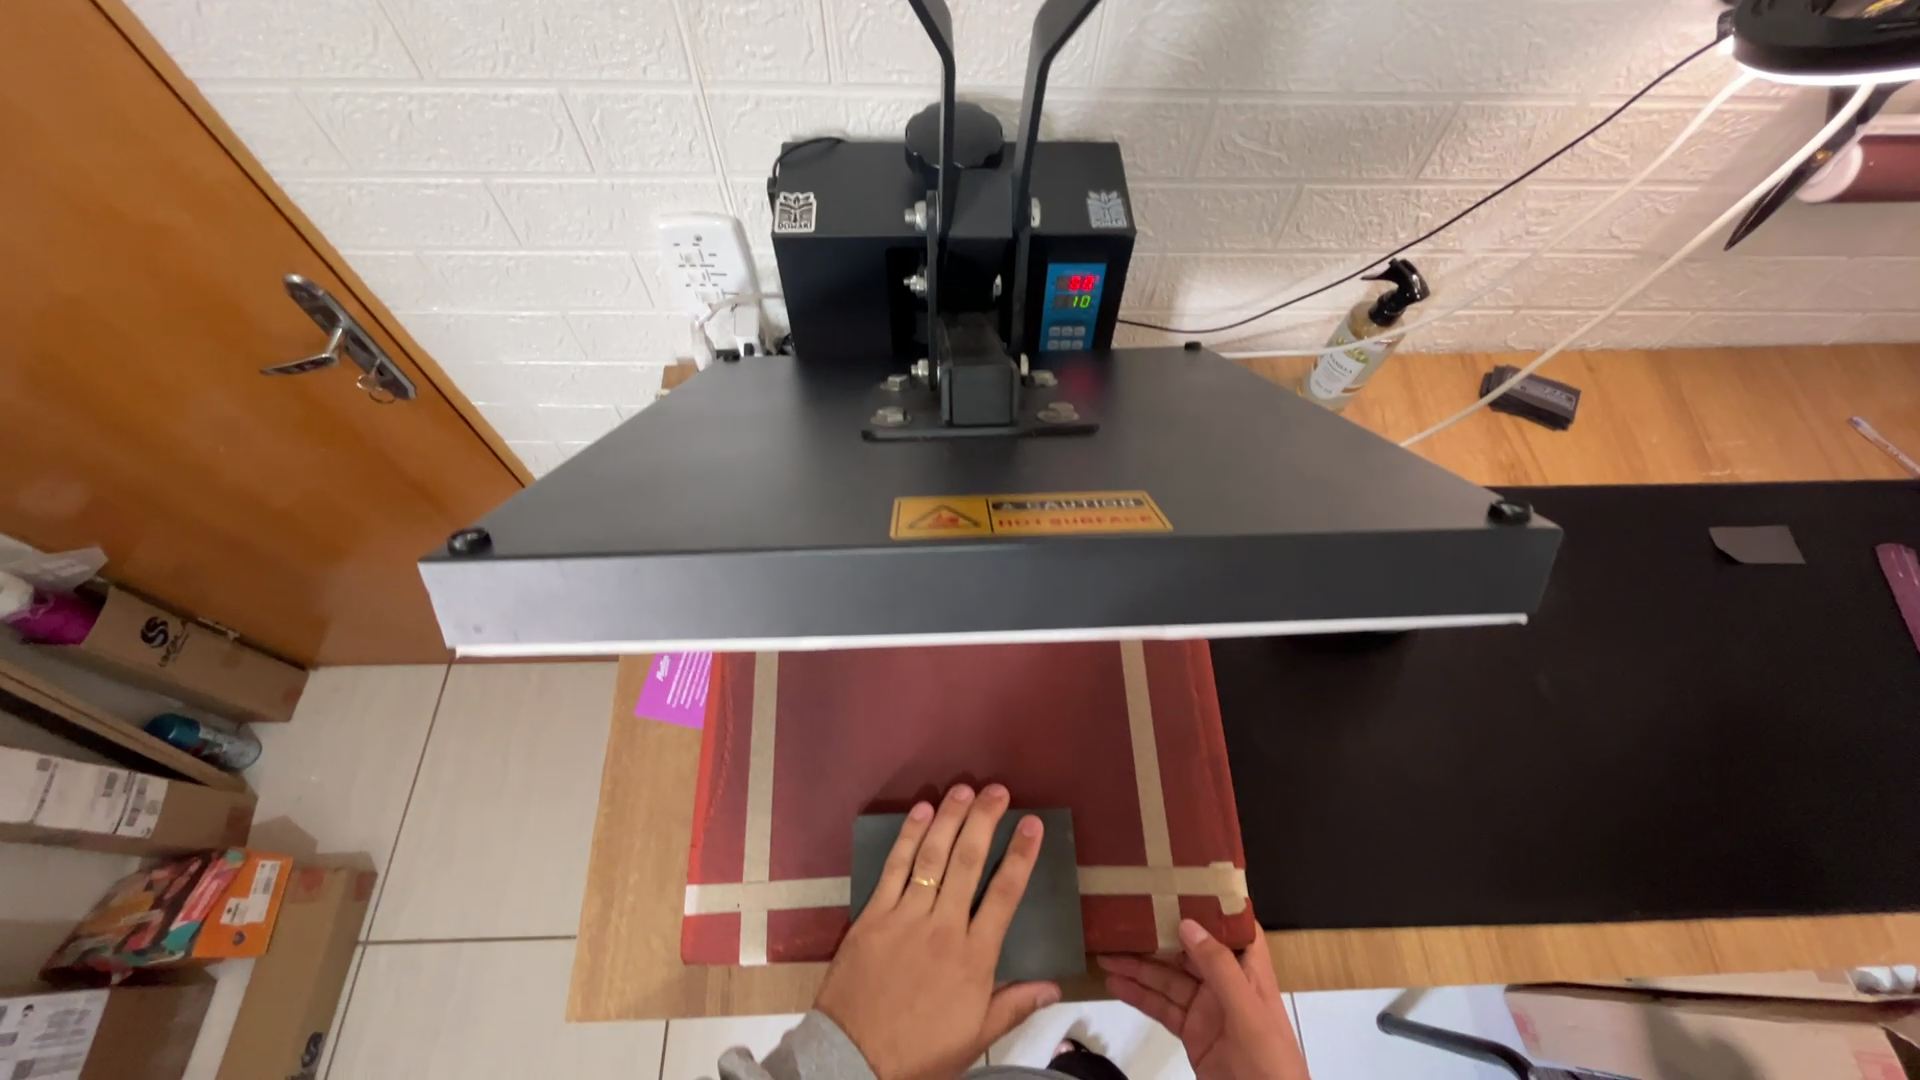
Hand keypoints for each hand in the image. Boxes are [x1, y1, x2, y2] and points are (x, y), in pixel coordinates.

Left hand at [815, 784, 1061, 1079]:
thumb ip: (1015, 1005)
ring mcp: (906, 917)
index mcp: (974, 958)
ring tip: (964, 789)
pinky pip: (894, 868)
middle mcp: (943, 928)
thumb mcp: (975, 1037)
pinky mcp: (874, 915)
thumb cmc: (920, 1052)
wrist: (854, 1062)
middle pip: (968, 863)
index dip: (1021, 855)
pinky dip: (908, 837)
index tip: (1032, 824)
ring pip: (932, 857)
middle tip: (998, 790)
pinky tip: (921, 812)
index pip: (1005, 895)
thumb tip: (1055, 986)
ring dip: (949, 818)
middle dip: (984, 821)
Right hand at [1098, 920, 1310, 1079]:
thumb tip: (1186, 922)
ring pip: (1168, 979)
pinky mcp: (1192, 1034)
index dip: (1209, 905)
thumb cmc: (1271, 1066)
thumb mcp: (1248, 1014)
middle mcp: (1226, 984)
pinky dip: (1139, 996)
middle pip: (1188, 950)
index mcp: (1248, 971)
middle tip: (1121, 920)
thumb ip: (1218, 968)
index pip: (1232, 927)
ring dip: (1139, 967)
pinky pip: (1161, 1008)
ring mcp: (1207, 1010)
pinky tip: (1116, 986)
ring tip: (1105, 956)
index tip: (1178, 882)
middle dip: (1157, 935)